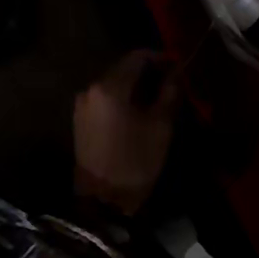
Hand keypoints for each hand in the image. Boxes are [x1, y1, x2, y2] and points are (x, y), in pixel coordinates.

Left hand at [73, 50, 178, 215]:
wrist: (102, 200)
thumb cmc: (135, 161)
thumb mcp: (160, 125)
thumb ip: (169, 92)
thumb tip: (176, 72)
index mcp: (109, 87)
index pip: (137, 57)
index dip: (160, 58)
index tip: (178, 66)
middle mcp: (90, 89)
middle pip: (122, 68)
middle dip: (148, 72)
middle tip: (172, 83)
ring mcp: (82, 105)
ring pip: (113, 84)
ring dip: (135, 86)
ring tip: (158, 99)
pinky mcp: (80, 120)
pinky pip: (104, 99)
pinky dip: (122, 99)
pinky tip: (138, 111)